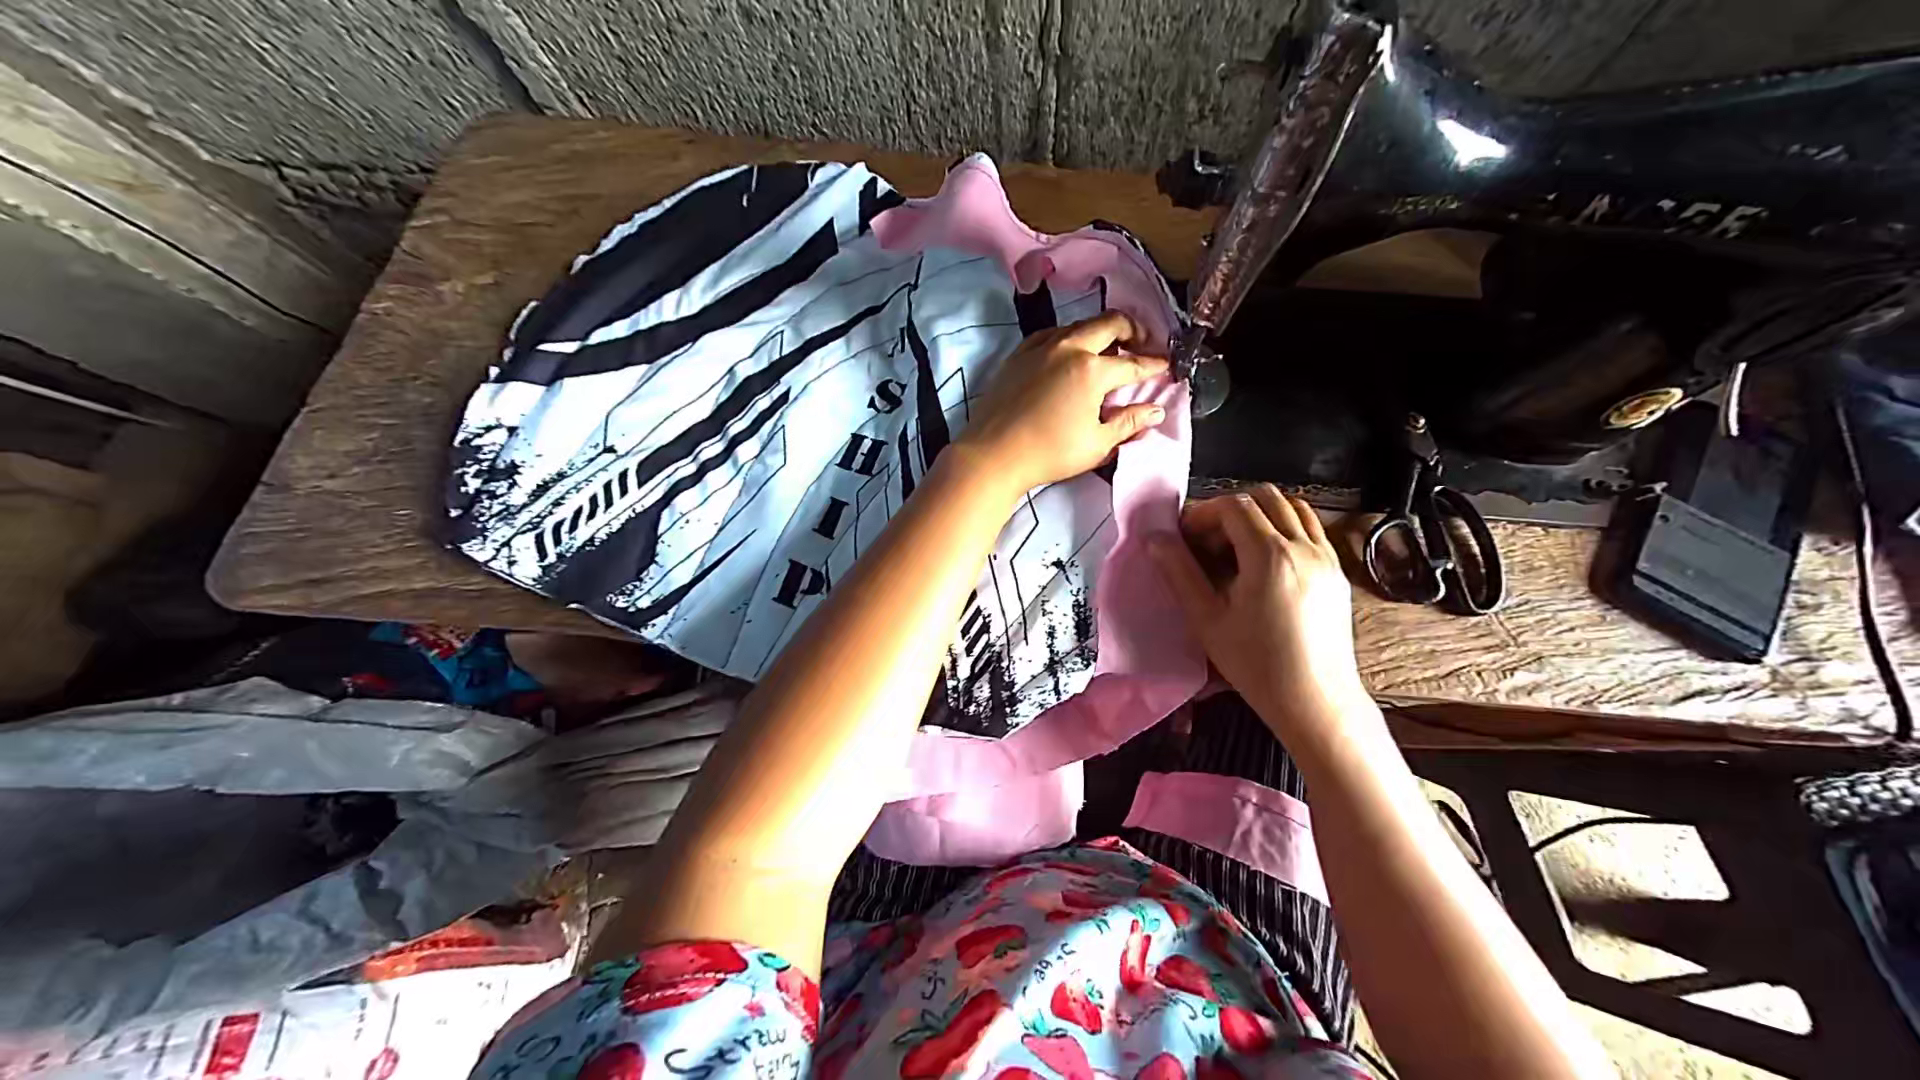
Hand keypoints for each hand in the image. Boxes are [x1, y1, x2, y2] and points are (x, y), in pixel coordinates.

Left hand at [953, 312, 1170, 494]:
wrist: (993, 454)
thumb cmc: (1048, 453)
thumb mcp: (1097, 444)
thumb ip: (1129, 422)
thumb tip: (1154, 410)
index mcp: (1092, 370)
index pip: (1133, 363)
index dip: (1153, 365)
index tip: (1165, 366)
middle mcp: (1068, 349)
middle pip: (1110, 323)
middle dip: (1133, 330)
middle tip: (1144, 344)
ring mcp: (1040, 348)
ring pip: (1079, 325)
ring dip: (1101, 332)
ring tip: (1110, 349)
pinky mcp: (1019, 355)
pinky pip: (1052, 334)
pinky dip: (1070, 338)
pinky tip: (1071, 353)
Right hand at [1150, 485, 1371, 735]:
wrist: (1315, 700)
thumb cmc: (1256, 664)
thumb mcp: (1206, 619)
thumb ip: (1179, 572)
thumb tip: (1155, 539)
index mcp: (1269, 556)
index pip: (1234, 506)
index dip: (1204, 514)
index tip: (1186, 538)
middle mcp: (1304, 547)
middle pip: (1266, 497)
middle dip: (1231, 509)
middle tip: (1209, 540)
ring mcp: (1327, 557)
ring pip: (1294, 507)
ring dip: (1261, 514)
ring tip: (1237, 547)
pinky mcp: (1338, 572)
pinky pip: (1312, 529)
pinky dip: (1286, 528)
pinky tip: (1266, 561)